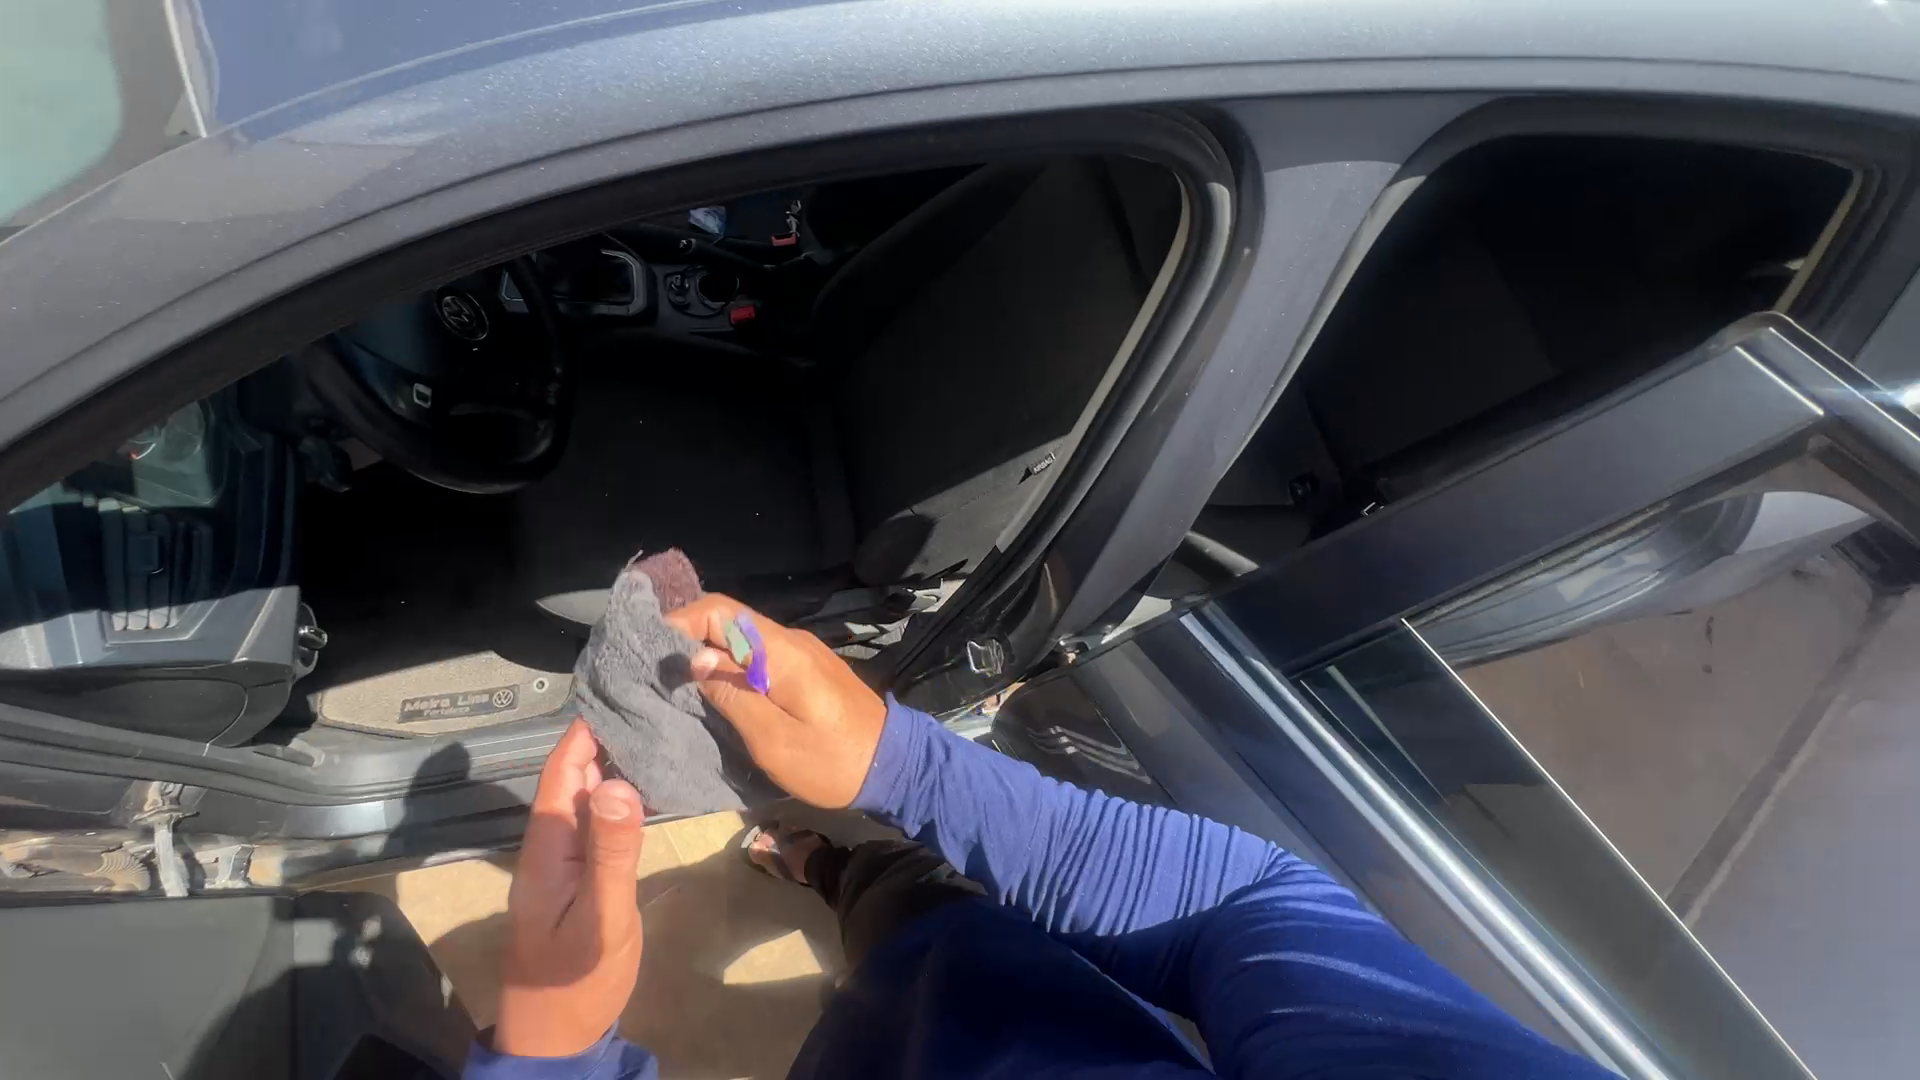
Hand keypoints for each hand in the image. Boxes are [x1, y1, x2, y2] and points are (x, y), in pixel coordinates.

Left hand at [494, 719, 646, 1057]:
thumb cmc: (576, 980)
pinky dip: (627, 789)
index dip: (586, 727)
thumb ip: (610, 853)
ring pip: (591, 793)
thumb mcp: (600, 918)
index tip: (624, 687)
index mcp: (548, 845)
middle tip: (657, 696)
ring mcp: (568, 858)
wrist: (556, 1040)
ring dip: (619, 758)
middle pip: (576, 773)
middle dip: (608, 732)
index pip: (562, 769)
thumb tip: (618, 781)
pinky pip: (603, 817)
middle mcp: (553, 842)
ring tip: (662, 725)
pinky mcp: (585, 872)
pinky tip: (656, 778)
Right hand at [666, 594, 887, 807]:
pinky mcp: (805, 668)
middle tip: (653, 673)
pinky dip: (730, 665)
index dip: (679, 623)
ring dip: (707, 653)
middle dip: (686, 638)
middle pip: (728, 619)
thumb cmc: (832, 761)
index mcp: (781, 652)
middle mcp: (790, 640)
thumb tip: (694, 659)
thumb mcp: (774, 741)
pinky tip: (713, 692)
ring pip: (742, 637)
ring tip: (674, 685)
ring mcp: (800, 652)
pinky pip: (759, 654)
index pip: (720, 611)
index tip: (649, 656)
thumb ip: (733, 697)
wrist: (891, 765)